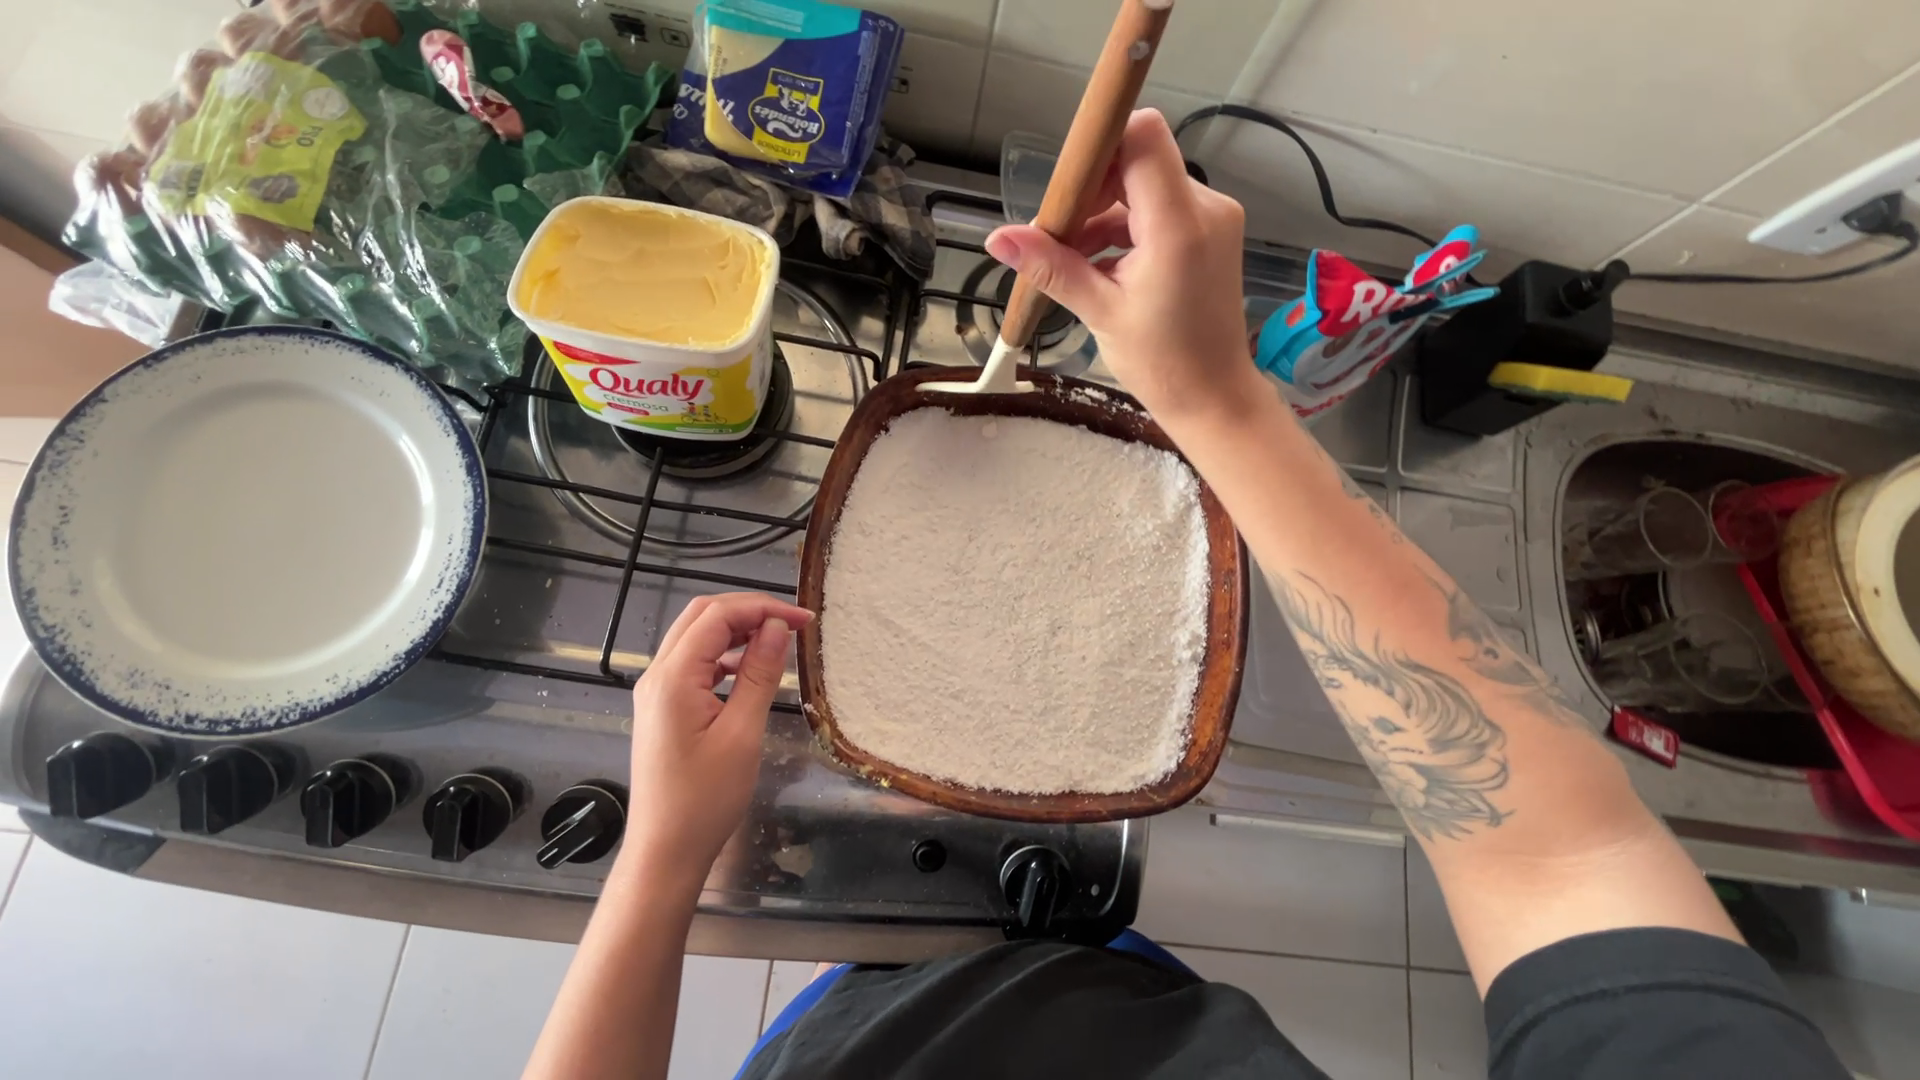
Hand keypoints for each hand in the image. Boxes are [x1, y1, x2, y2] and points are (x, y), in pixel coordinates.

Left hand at [620, 593, 813, 885]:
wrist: (665, 851)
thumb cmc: (706, 799)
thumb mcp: (742, 733)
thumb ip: (760, 674)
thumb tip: (778, 627)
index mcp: (673, 678)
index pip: (717, 615)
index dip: (762, 607)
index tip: (804, 620)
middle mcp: (657, 676)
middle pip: (701, 616)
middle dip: (749, 611)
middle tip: (792, 624)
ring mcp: (657, 692)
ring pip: (696, 637)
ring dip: (736, 630)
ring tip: (778, 641)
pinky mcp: (663, 708)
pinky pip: (693, 663)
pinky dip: (724, 654)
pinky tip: (750, 669)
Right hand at [985, 109, 1258, 422]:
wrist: (1213, 397)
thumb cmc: (1162, 364)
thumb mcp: (1099, 312)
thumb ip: (1051, 267)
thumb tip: (998, 239)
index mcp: (1179, 225)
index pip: (1142, 136)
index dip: (1100, 147)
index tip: (1066, 191)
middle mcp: (1205, 208)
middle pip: (1139, 160)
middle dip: (1092, 192)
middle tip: (1057, 237)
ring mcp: (1212, 218)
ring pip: (1145, 186)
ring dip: (1103, 215)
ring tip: (1072, 262)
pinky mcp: (1209, 233)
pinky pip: (1159, 209)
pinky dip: (1125, 229)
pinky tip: (1099, 266)